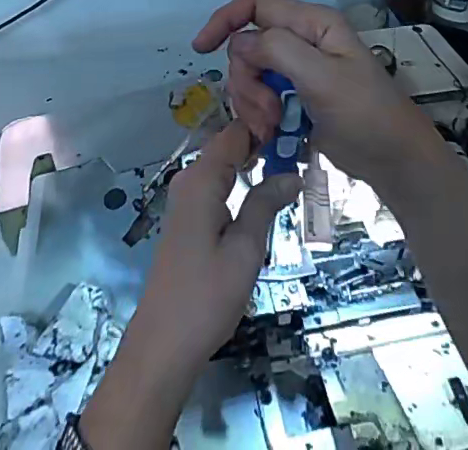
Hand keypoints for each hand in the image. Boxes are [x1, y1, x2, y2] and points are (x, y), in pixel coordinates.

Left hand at [81, 122, 297, 448]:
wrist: (164, 342)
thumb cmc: (206, 296)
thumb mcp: (245, 248)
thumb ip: (266, 203)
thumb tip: (293, 172)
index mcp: (200, 180)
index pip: (235, 133)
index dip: (265, 124)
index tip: (298, 125)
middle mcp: (189, 180)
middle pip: (229, 145)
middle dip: (263, 141)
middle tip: (303, 145)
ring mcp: (186, 199)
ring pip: (224, 165)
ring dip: (254, 161)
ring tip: (293, 161)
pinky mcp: (189, 217)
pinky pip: (218, 184)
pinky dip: (241, 179)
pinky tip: (266, 188)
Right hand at [193, 0, 446, 196]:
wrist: (394, 160)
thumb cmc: (366, 115)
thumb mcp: (323, 78)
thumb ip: (280, 51)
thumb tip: (239, 42)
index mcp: (313, 23)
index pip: (256, 4)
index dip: (224, 20)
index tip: (202, 49)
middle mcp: (303, 38)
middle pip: (248, 45)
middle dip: (246, 80)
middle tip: (266, 113)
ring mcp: (299, 68)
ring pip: (251, 73)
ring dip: (252, 102)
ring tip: (271, 130)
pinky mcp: (296, 94)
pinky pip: (261, 95)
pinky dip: (258, 114)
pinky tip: (270, 135)